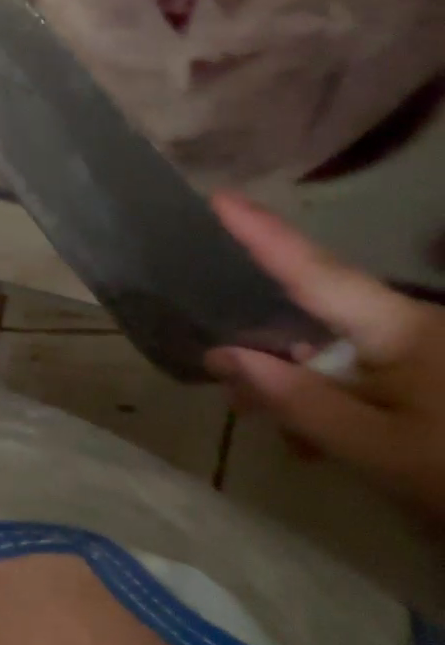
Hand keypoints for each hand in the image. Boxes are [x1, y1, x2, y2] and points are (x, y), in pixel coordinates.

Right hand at [203, 193, 444, 515]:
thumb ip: (294, 399)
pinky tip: (325, 441)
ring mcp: (430, 352)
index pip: (316, 274)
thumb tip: (222, 355)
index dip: (265, 236)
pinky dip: (335, 401)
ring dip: (302, 388)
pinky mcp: (436, 376)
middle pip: (318, 322)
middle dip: (271, 353)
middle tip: (235, 397)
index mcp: (405, 331)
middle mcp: (417, 328)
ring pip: (338, 354)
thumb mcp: (374, 448)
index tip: (220, 197)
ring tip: (293, 438)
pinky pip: (365, 373)